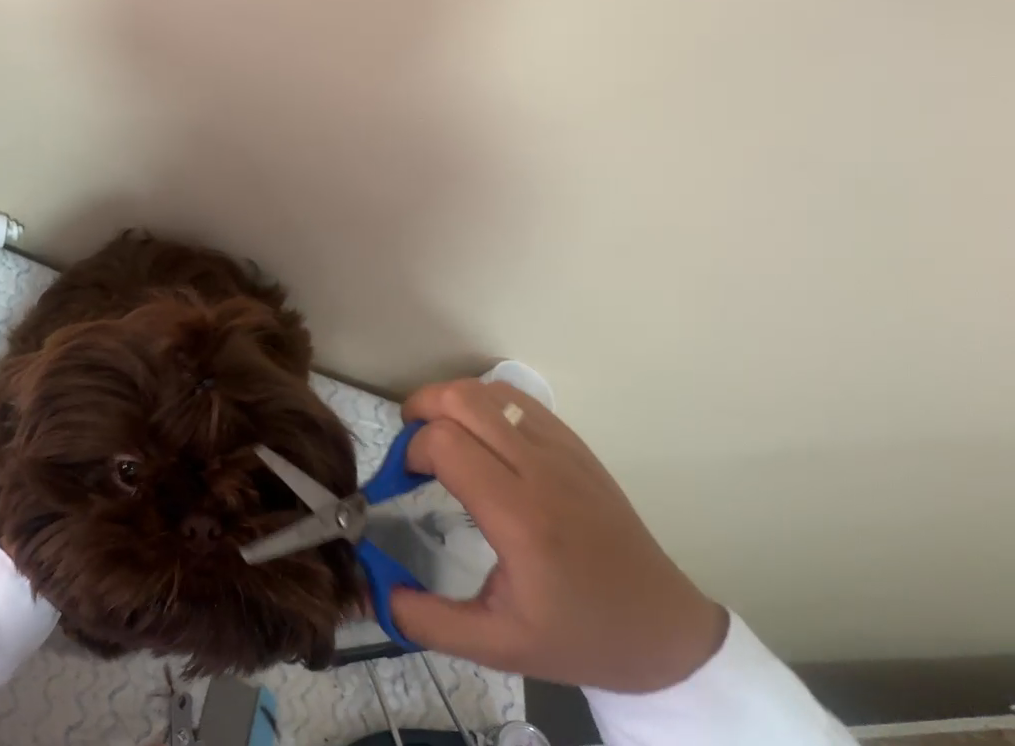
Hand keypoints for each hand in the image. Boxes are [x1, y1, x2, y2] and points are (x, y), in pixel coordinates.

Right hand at [388, 378, 728, 692]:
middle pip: (461, 398)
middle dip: (420, 412)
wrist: (665, 633)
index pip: (444, 442)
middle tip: (411, 453)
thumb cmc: (579, 638)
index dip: (409, 453)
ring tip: (442, 443)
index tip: (404, 484)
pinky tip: (482, 445)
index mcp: (520, 517)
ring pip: (488, 391)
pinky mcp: (577, 447)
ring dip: (451, 405)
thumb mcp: (497, 647)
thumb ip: (427, 621)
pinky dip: (485, 406)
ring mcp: (564, 452)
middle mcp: (542, 471)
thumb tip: (372, 590)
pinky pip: (518, 400)